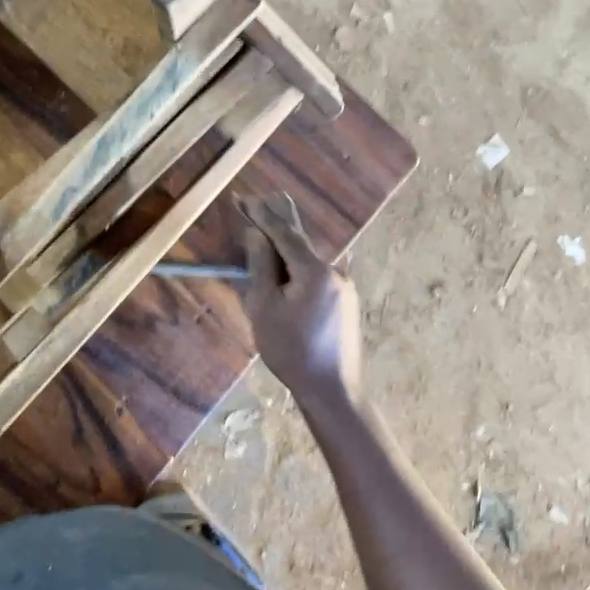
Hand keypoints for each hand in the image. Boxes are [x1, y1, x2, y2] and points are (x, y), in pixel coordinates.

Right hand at [238, 193, 361, 402]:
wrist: (333, 390)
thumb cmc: (291, 351)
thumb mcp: (265, 307)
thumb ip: (261, 266)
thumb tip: (256, 234)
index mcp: (315, 271)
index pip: (284, 233)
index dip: (262, 215)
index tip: (244, 198)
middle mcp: (335, 272)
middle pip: (299, 242)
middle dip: (277, 222)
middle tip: (259, 199)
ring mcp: (343, 288)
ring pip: (307, 261)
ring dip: (285, 249)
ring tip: (265, 232)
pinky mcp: (345, 303)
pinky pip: (315, 276)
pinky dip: (296, 268)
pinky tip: (283, 269)